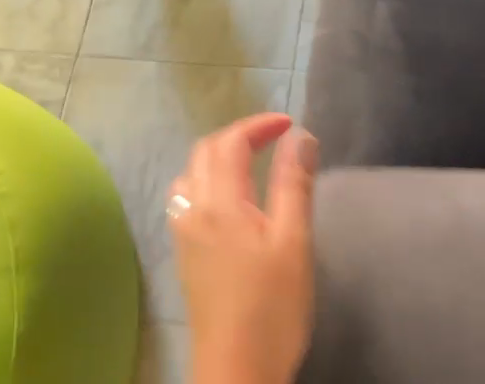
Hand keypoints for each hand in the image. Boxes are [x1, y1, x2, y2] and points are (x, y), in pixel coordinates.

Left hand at [168, 113, 317, 383]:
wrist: (237, 372)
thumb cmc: (272, 305)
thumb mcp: (294, 240)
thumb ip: (294, 183)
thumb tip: (300, 134)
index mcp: (221, 204)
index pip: (231, 142)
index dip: (259, 125)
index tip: (290, 124)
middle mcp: (194, 212)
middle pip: (205, 152)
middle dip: (238, 135)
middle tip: (274, 137)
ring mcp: (184, 236)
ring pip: (190, 175)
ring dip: (218, 157)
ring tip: (252, 162)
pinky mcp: (185, 257)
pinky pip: (186, 199)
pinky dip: (207, 181)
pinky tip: (229, 200)